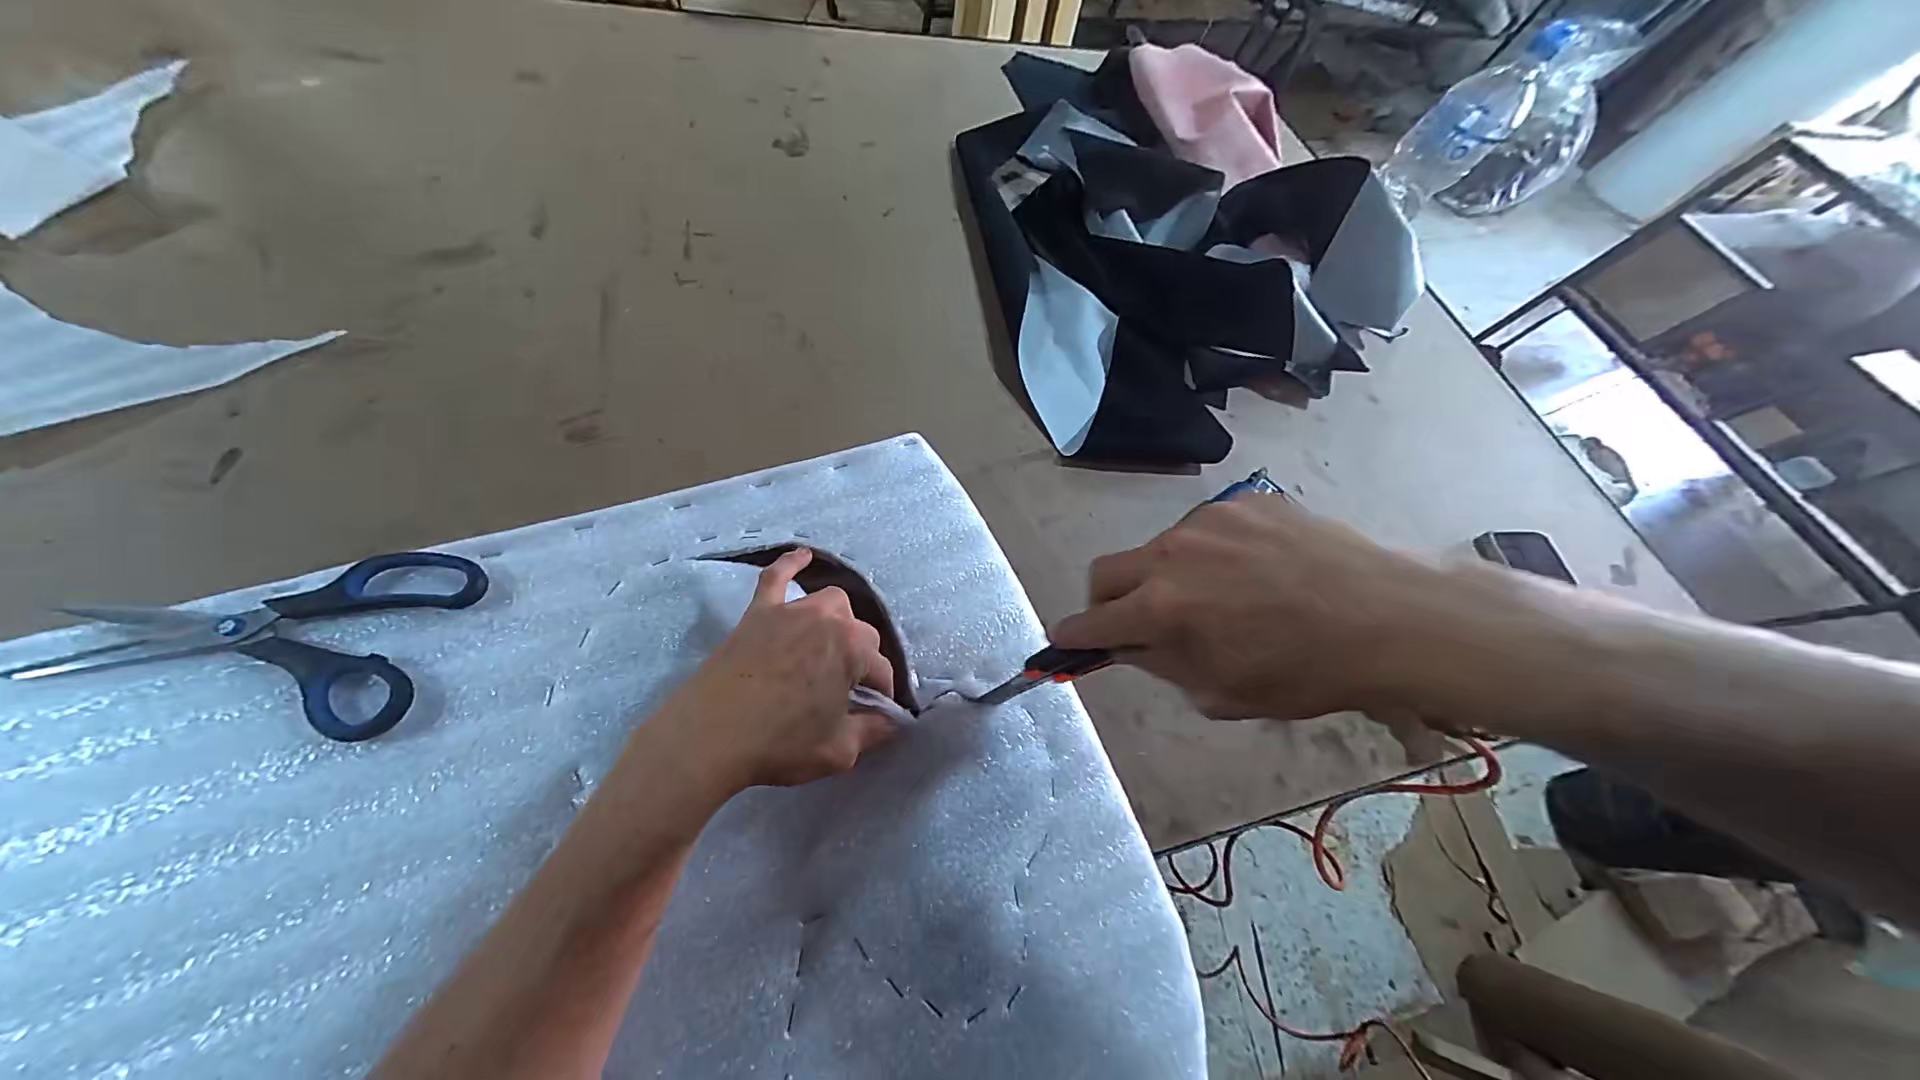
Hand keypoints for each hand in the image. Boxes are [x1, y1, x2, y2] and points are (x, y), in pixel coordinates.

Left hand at [649, 549, 898, 791]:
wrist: (709, 736)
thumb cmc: (779, 744)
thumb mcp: (838, 751)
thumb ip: (873, 732)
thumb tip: (890, 722)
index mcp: (854, 649)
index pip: (882, 671)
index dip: (881, 697)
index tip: (873, 714)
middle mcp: (829, 619)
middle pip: (861, 635)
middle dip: (861, 663)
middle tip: (845, 694)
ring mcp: (791, 610)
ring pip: (831, 603)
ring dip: (838, 622)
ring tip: (831, 647)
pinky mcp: (758, 612)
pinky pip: (776, 578)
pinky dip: (791, 564)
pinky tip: (802, 555)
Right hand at [1049, 495, 1470, 719]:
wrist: (1393, 618)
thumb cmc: (1306, 672)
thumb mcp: (1222, 691)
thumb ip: (1161, 664)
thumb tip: (1128, 646)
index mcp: (1163, 608)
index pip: (1091, 622)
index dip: (1073, 638)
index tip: (1066, 643)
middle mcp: (1172, 555)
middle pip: (1103, 571)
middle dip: (1105, 601)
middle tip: (1134, 620)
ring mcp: (1207, 521)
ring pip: (1155, 549)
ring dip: (1163, 575)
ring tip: (1215, 595)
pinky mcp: (1242, 502)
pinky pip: (1203, 530)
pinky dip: (1207, 554)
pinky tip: (1251, 571)